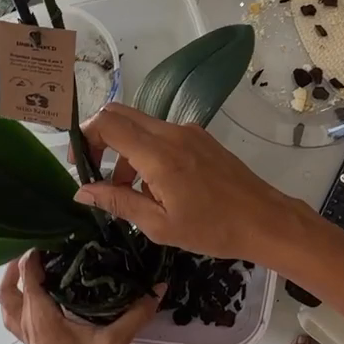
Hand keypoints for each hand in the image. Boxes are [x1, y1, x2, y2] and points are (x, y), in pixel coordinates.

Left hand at [0, 251, 157, 343]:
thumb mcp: (114, 343)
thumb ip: (137, 314)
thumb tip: (159, 287)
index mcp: (41, 315)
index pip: (29, 274)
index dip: (36, 252)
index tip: (55, 236)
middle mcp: (27, 322)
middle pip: (8, 288)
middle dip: (18, 266)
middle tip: (40, 250)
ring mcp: (25, 336)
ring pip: (7, 304)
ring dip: (15, 284)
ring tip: (35, 269)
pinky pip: (16, 316)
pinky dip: (22, 301)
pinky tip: (45, 299)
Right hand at [73, 103, 326, 266]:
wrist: (264, 219)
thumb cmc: (212, 229)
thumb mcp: (159, 225)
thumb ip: (118, 202)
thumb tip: (81, 191)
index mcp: (159, 154)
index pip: (107, 123)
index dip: (85, 138)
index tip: (80, 166)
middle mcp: (171, 133)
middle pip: (120, 114)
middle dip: (100, 139)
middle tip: (94, 173)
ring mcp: (188, 132)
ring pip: (141, 125)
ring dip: (124, 150)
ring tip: (127, 192)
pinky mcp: (200, 137)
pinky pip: (161, 134)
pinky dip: (146, 152)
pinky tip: (155, 186)